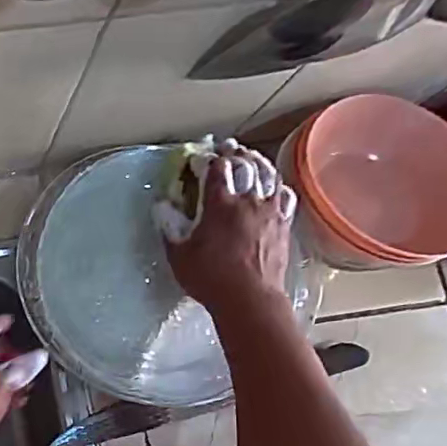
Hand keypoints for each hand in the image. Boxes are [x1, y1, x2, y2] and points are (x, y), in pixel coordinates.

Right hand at [160, 140, 293, 311]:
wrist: (250, 299)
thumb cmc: (210, 278)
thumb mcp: (179, 255)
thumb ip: (169, 226)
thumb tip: (162, 205)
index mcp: (220, 204)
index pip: (216, 168)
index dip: (207, 158)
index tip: (199, 157)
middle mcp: (249, 200)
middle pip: (245, 164)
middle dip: (233, 153)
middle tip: (226, 147)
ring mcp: (270, 210)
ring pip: (268, 174)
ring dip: (257, 162)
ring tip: (249, 157)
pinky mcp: (284, 224)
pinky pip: (284, 194)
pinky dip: (276, 184)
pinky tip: (273, 185)